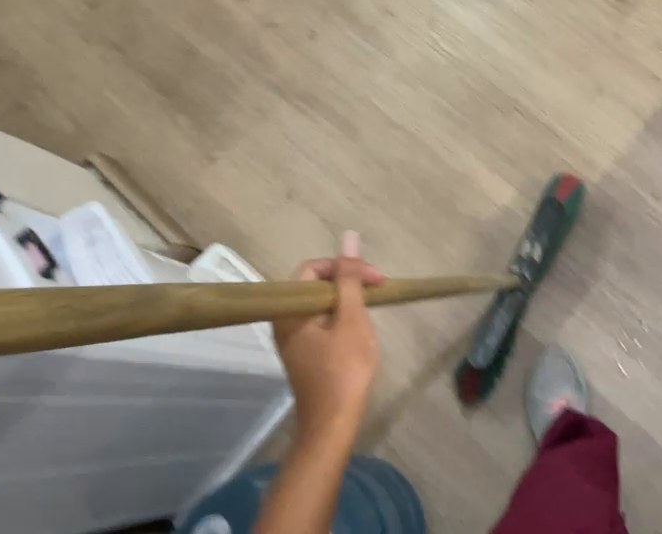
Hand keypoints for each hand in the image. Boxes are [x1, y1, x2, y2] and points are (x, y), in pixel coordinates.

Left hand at [273, 231, 386, 430]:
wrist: (332, 423)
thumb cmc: (344, 369)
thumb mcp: (352, 318)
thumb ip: (350, 278)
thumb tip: (349, 237)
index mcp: (289, 310)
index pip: (312, 268)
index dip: (344, 266)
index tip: (374, 278)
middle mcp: (283, 321)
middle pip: (315, 284)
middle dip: (348, 280)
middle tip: (378, 289)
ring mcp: (291, 338)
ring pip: (319, 303)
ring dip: (346, 298)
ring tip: (372, 306)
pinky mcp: (302, 352)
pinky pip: (319, 320)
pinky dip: (340, 315)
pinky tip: (359, 327)